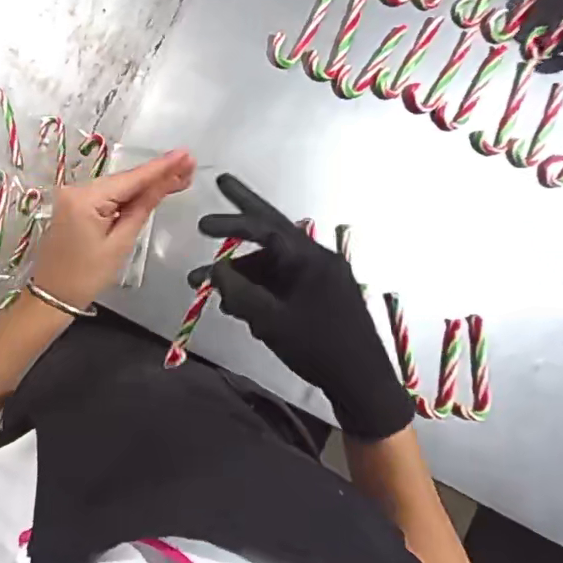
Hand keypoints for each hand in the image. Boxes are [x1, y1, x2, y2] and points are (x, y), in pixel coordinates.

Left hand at [31, 149, 194, 308]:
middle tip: (189, 168)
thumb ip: (142, 208)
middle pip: (124, 180)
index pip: (131, 179)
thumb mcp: (120, 243)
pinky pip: (105, 197)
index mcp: (85, 199)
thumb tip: (164, 182)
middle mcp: (76, 190)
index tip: (186, 155)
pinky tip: (150, 191)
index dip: (161, 167)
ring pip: (116, 187)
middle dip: (157, 175)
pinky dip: (127, 196)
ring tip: (178, 178)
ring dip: (144, 185)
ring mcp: (72, 197)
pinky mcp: (72, 207)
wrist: (52, 297)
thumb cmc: (86, 277)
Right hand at [186, 174, 412, 441]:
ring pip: (272, 264)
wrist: (361, 380)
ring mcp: (319, 277)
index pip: (266, 229)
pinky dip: (258, 290)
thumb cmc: (317, 346)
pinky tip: (237, 307)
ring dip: (241, 274)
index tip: (201, 225)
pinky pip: (281, 283)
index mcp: (309, 259)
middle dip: (244, 212)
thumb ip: (238, 292)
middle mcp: (315, 260)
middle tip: (223, 182)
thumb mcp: (270, 319)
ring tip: (210, 290)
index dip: (231, 223)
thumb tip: (213, 270)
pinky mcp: (319, 295)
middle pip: (273, 229)